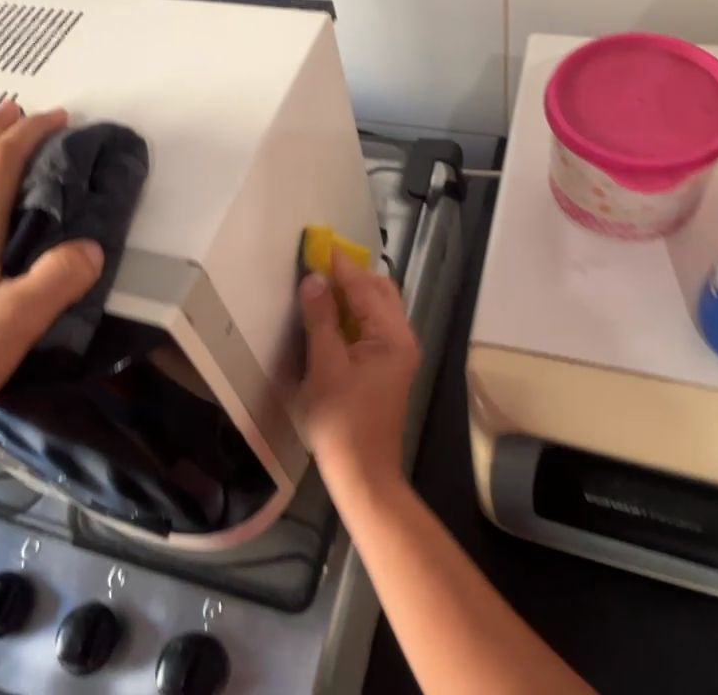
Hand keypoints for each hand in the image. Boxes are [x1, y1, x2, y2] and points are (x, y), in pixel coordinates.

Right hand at [299, 254, 419, 489]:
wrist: (363, 472)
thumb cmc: (342, 421)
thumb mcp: (325, 366)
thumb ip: (321, 319)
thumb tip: (314, 279)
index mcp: (392, 336)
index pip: (366, 288)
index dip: (341, 265)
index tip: (319, 244)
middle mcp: (403, 339)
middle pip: (380, 292)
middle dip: (351, 275)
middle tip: (319, 265)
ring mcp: (398, 354)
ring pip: (378, 308)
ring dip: (353, 294)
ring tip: (321, 286)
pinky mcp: (388, 367)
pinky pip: (373, 326)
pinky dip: (355, 314)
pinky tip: (332, 317)